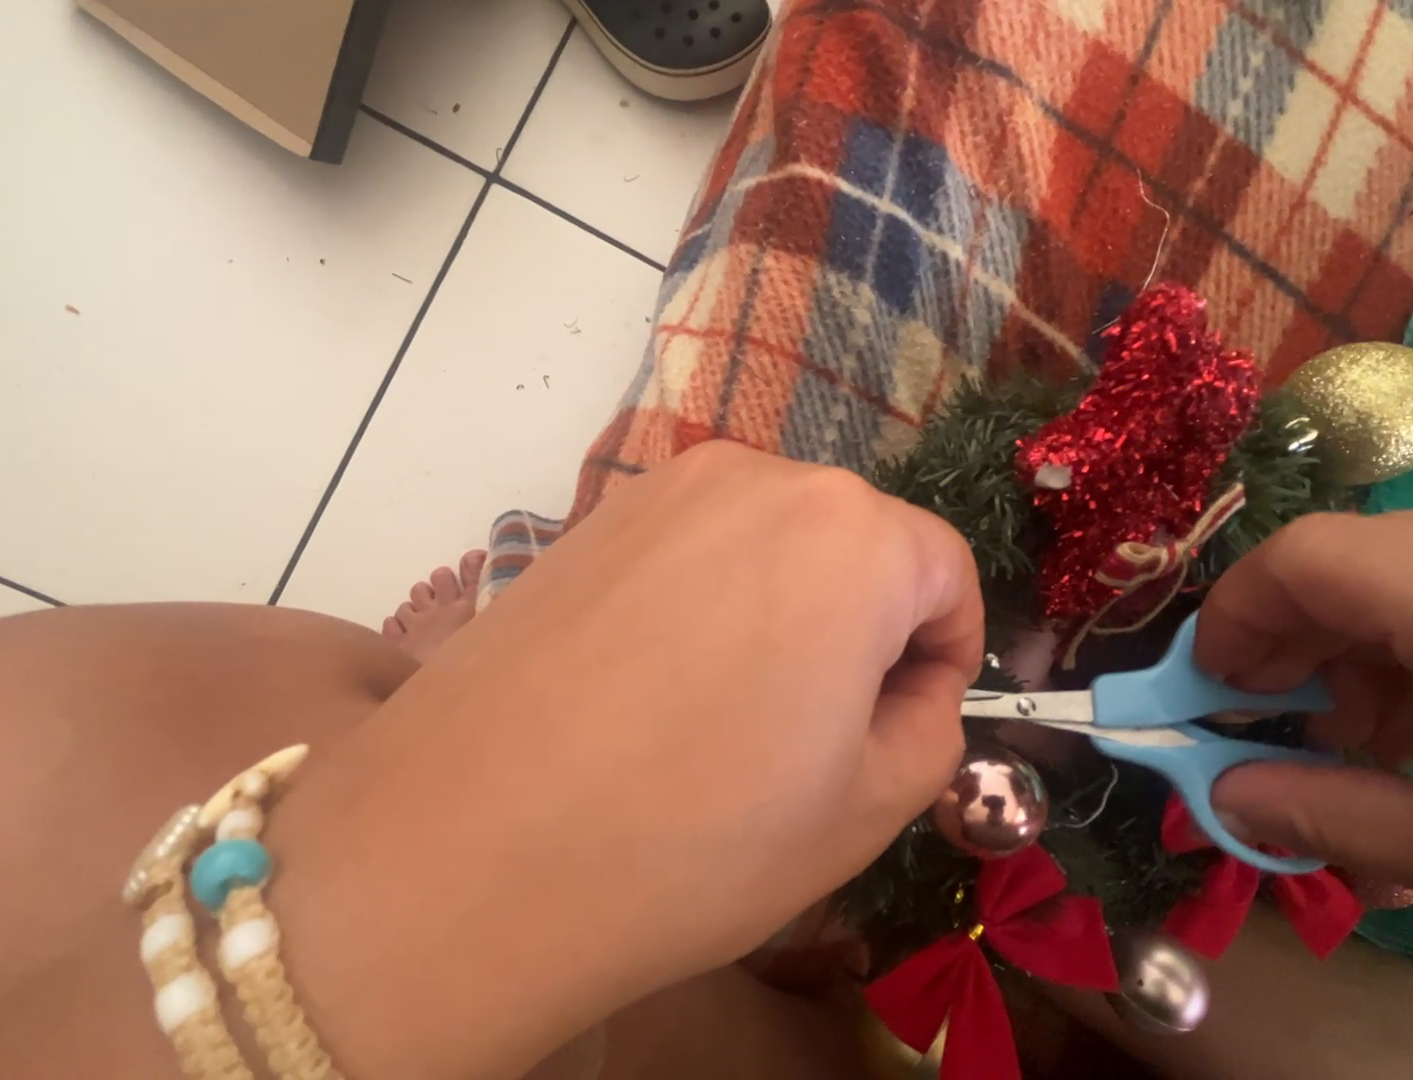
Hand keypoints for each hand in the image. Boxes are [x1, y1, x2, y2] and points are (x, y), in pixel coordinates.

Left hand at [272, 441, 981, 1074]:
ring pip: (773, 540)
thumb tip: (908, 683)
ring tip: (730, 708)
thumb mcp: (866, 806)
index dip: (945, 651)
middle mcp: (758, 478)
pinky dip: (709, 597)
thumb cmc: (695, 836)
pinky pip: (694, 545)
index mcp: (851, 535)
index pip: (945, 570)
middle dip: (864, 626)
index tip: (906, 719)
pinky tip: (658, 679)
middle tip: (818, 726)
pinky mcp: (592, 515)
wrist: (467, 842)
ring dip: (785, 608)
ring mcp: (662, 489)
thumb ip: (928, 724)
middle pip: (857, 544)